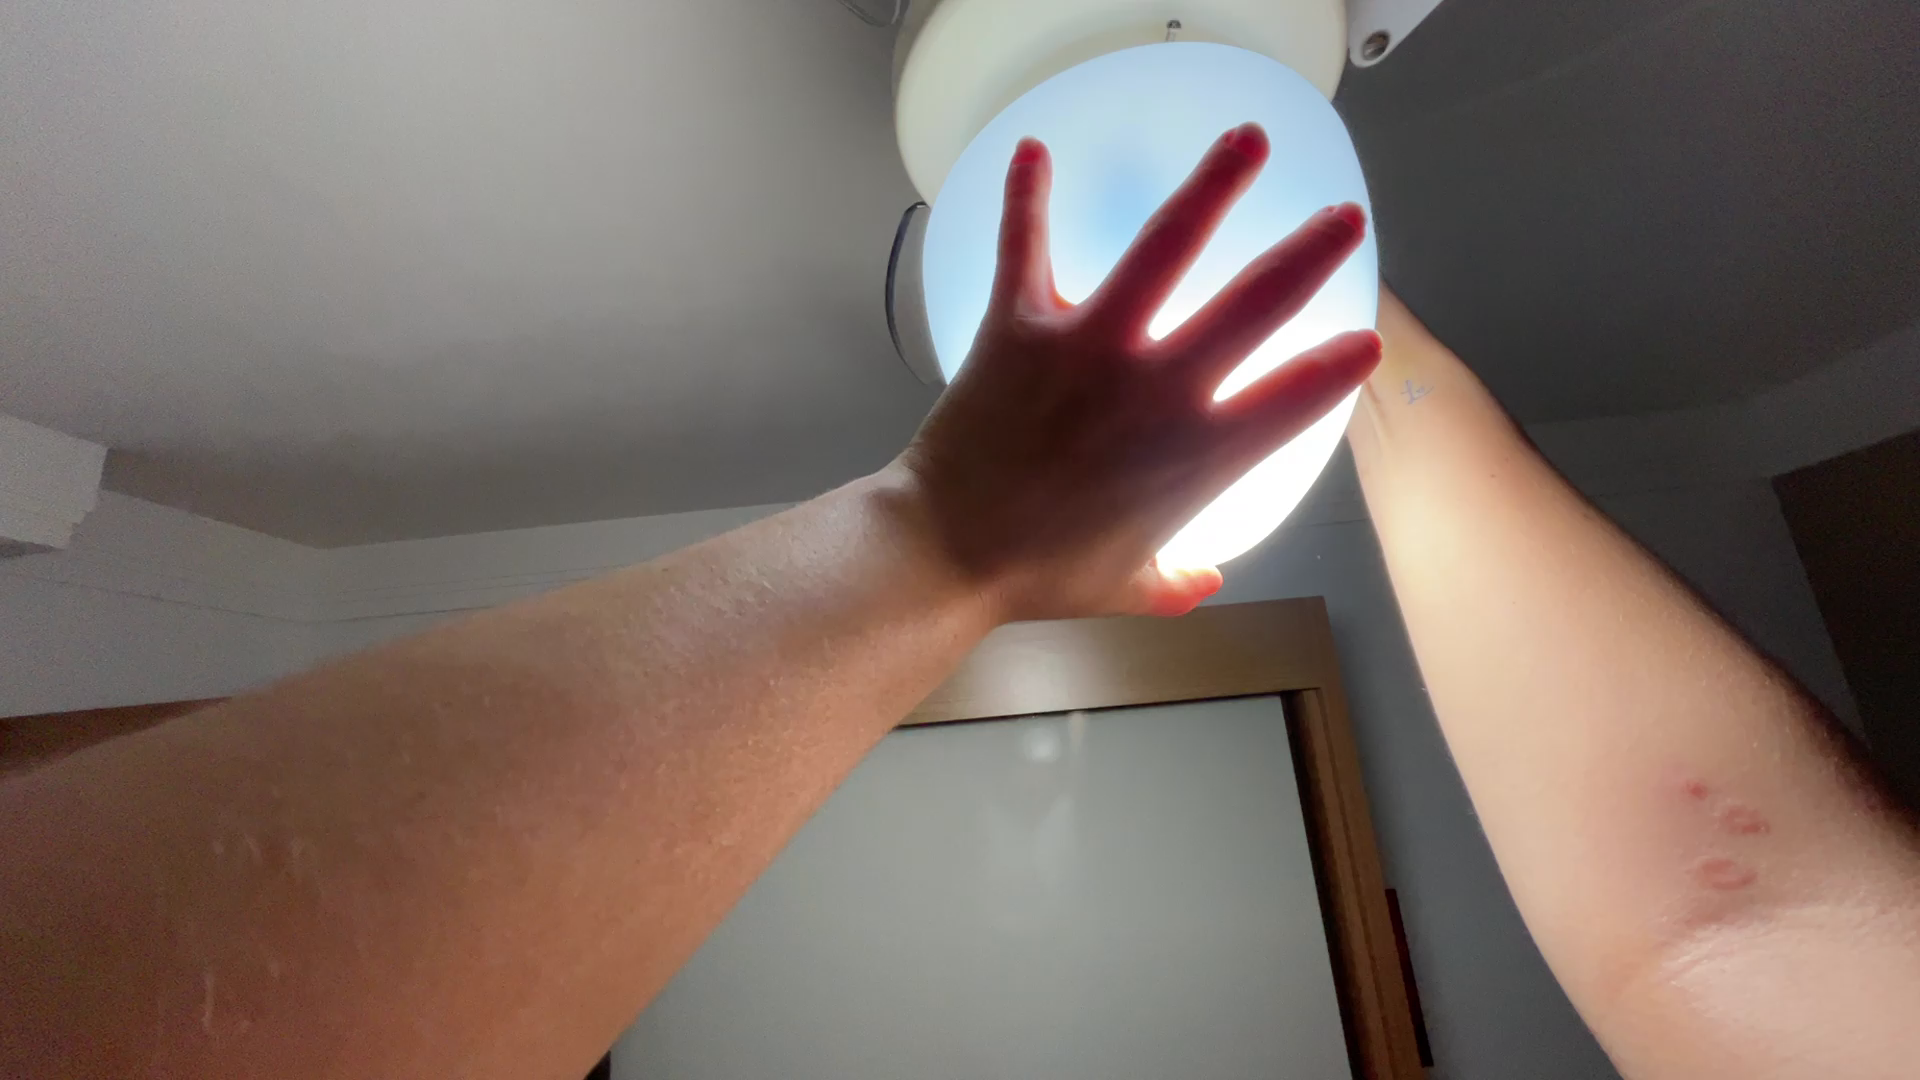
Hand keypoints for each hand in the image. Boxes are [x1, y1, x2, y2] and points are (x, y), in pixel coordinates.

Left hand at [896, 122, 1380, 621]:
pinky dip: (1024, 197)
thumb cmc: (1038, 574)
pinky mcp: (1020, 328)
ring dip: (1212, 186)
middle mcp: (1158, 387)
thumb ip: (1174, 583)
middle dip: (1309, 254)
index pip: (1296, 399)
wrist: (950, 552)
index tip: (1364, 343)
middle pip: (1257, 303)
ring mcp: (1090, 346)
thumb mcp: (1123, 589)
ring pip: (1164, 246)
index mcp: (1197, 455)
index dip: (1337, 368)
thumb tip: (1204, 583)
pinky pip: (1023, 246)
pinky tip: (1032, 152)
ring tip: (1244, 142)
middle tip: (1341, 220)